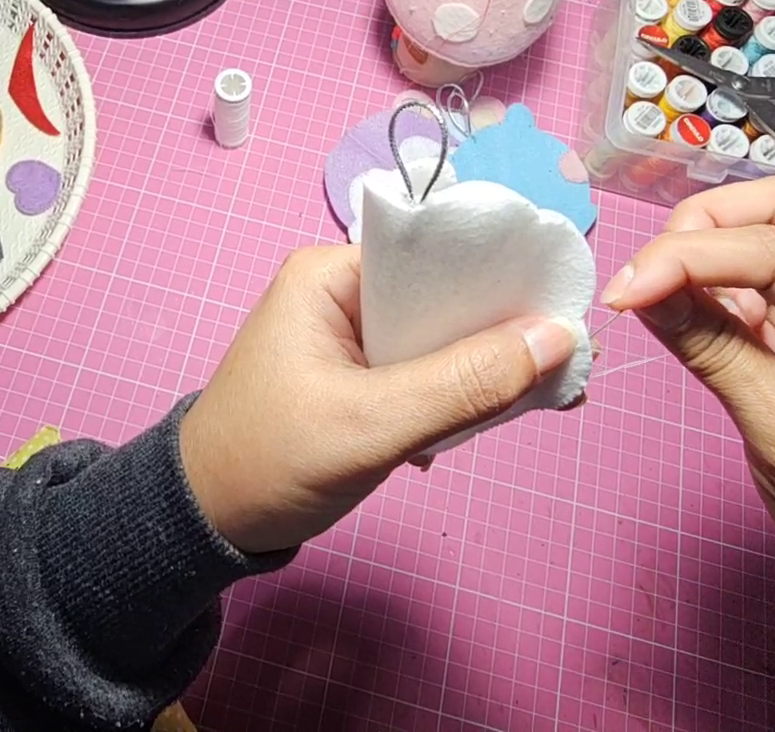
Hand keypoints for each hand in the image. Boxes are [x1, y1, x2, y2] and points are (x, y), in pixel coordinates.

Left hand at [181, 244, 574, 553]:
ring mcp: (349, 334)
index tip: (561, 309)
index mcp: (331, 275)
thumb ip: (463, 382)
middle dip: (497, 332)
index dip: (496, 277)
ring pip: (435, 338)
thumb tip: (555, 336)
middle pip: (439, 297)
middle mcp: (342, 291)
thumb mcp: (372, 423)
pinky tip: (483, 422)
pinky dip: (452, 394)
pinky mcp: (356, 373)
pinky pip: (420, 369)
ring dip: (479, 369)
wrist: (211, 518)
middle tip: (564, 367)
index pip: (430, 254)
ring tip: (541, 397)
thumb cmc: (271, 459)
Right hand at [599, 175, 774, 651]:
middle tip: (650, 274)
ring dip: (701, 249)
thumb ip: (715, 352)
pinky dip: (702, 285)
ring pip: (767, 233)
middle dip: (707, 224)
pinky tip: (675, 310)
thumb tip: (641, 290)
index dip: (692, 258)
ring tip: (654, 294)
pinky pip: (749, 284)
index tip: (623, 292)